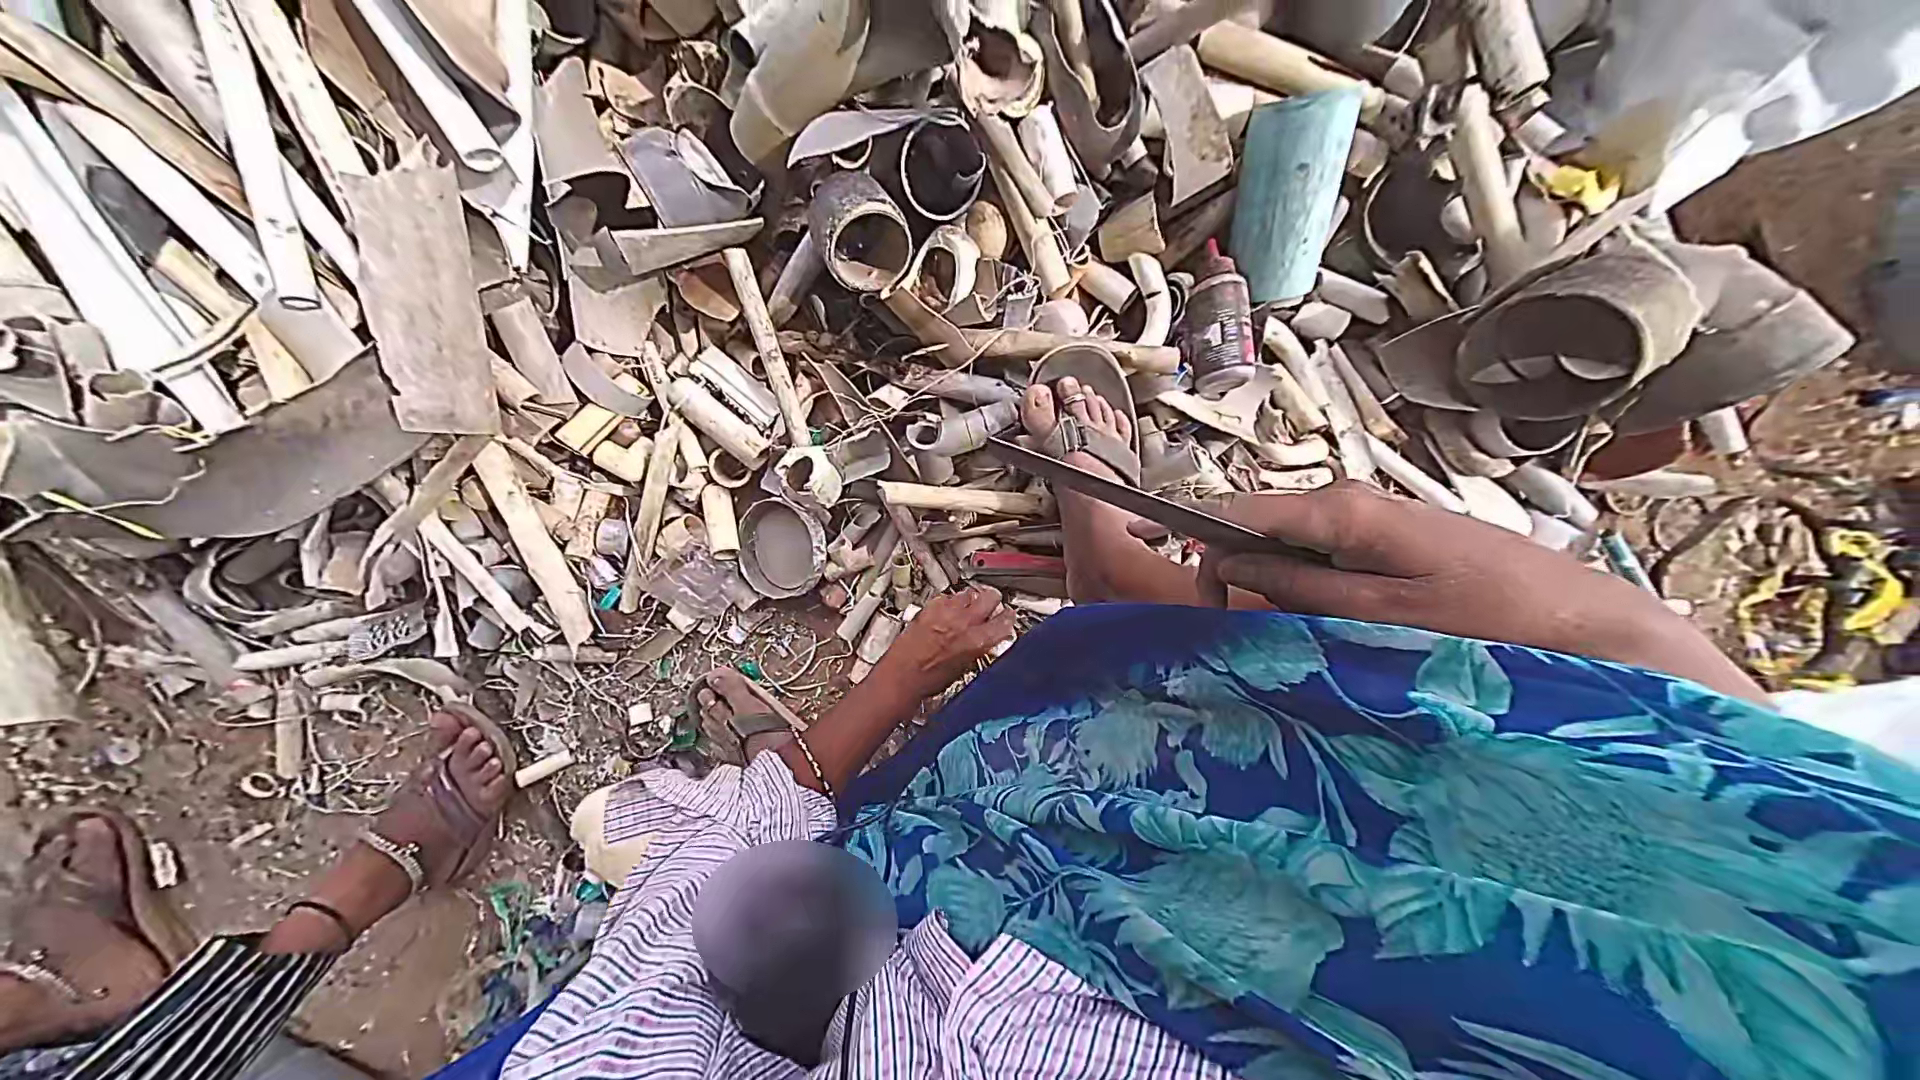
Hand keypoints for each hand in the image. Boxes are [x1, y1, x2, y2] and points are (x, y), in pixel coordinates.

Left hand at [876, 585, 1017, 695]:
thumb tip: (985, 641)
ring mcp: (945, 612)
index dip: (1008, 619)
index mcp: (976, 641)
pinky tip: (947, 611)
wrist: (900, 677)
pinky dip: (950, 602)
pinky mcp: (929, 608)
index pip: (1004, 621)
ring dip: (971, 600)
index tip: (1008, 617)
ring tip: (968, 608)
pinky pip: (947, 597)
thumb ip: (978, 648)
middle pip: (989, 597)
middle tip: (991, 605)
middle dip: (993, 601)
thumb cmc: (927, 680)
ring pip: (968, 593)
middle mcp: (963, 622)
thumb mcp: (964, 668)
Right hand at [1195, 482, 1767, 702]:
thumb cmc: (1489, 619)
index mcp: (1339, 510)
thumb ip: (1296, 586)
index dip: (1197, 543)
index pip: (1235, 513)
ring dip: (1271, 580)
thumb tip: (1228, 564)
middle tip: (1248, 626)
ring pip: (1282, 541)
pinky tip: (1328, 614)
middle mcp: (1345, 500)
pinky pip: (1314, 551)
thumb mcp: (1378, 615)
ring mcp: (1364, 514)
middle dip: (1236, 571)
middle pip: (1254, 525)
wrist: (1585, 620)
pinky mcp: (1380, 532)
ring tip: (1299, 625)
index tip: (1195, 591)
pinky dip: (1302, 581)